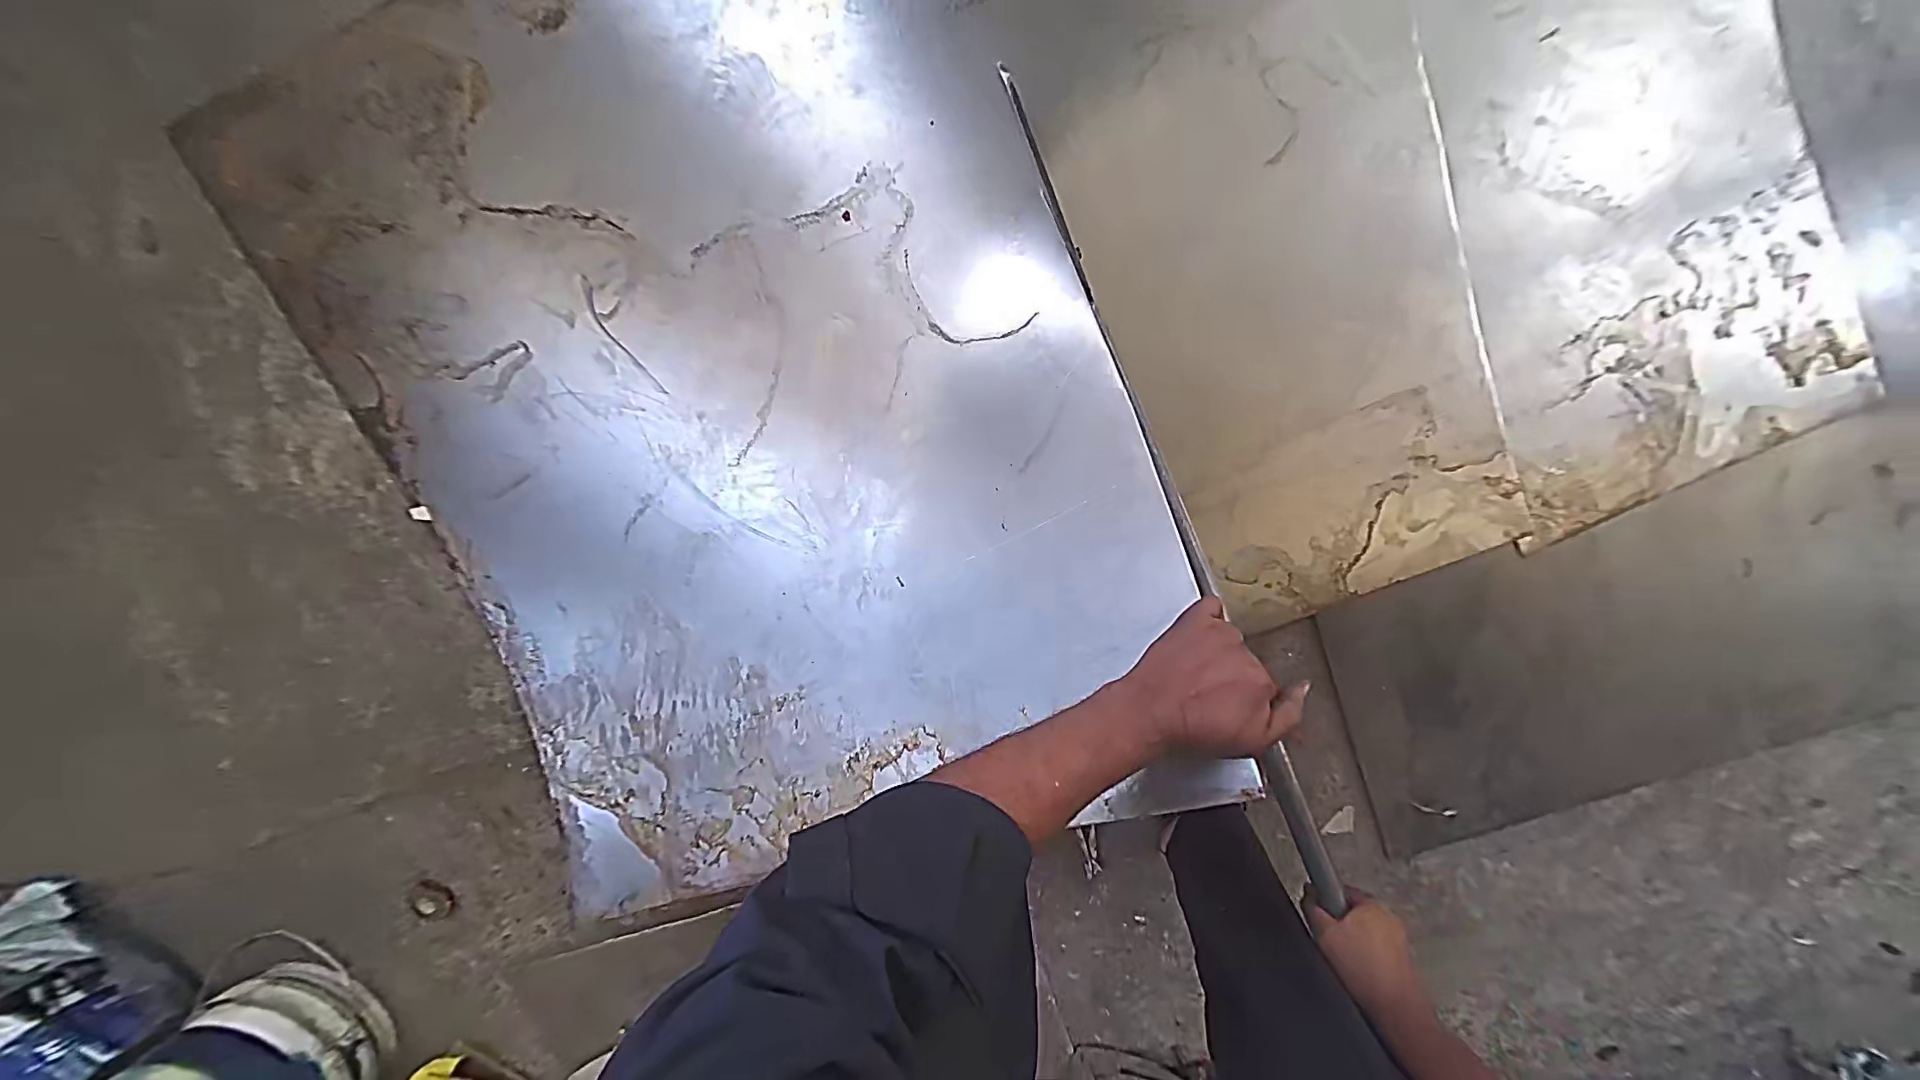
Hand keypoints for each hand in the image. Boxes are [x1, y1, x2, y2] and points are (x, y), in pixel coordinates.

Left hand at [1114, 597, 1305, 756]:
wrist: (1149, 711)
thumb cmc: (1192, 728)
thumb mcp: (1253, 742)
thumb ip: (1288, 717)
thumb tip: (1303, 691)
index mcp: (1263, 683)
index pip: (1267, 684)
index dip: (1248, 696)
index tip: (1232, 702)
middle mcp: (1245, 653)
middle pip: (1248, 660)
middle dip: (1233, 674)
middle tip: (1209, 691)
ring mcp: (1218, 633)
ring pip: (1230, 638)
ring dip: (1219, 650)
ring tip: (1197, 670)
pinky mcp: (1194, 620)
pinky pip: (1211, 607)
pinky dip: (1209, 616)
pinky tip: (1201, 631)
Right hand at [1304, 890, 1427, 1018]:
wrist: (1395, 1011)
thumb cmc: (1363, 970)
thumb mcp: (1323, 932)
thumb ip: (1312, 907)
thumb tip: (1309, 895)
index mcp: (1373, 904)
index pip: (1339, 890)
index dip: (1324, 903)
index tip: (1320, 918)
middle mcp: (1390, 918)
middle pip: (1351, 913)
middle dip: (1339, 926)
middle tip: (1330, 942)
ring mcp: (1400, 942)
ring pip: (1363, 935)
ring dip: (1352, 945)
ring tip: (1346, 962)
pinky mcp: (1403, 962)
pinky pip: (1375, 953)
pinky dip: (1366, 960)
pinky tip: (1359, 974)